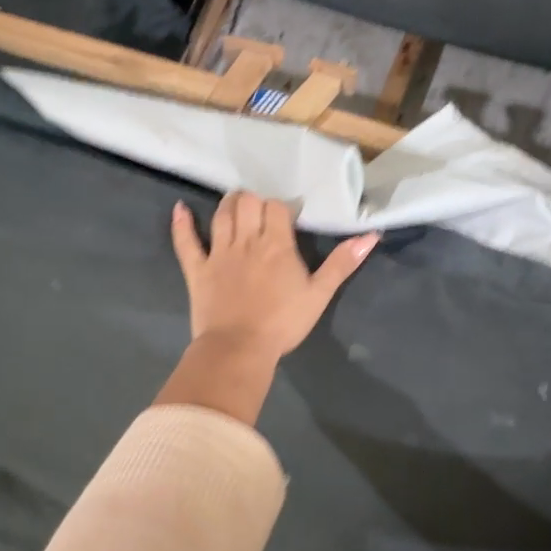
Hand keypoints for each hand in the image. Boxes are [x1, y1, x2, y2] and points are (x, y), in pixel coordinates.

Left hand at [171, 192, 377, 362]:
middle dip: (253, 201)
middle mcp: (246, 240)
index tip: (286, 219)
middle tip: (260, 211)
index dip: (281, 208)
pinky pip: (186, 242)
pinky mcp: (197, 269)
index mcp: (276, 244)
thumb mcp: (319, 294)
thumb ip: (342, 263)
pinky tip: (179, 208)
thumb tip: (371, 235)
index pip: (277, 208)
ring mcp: (218, 253)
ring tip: (235, 203)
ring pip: (221, 215)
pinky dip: (181, 224)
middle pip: (246, 203)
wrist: (239, 349)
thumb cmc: (283, 323)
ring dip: (228, 205)